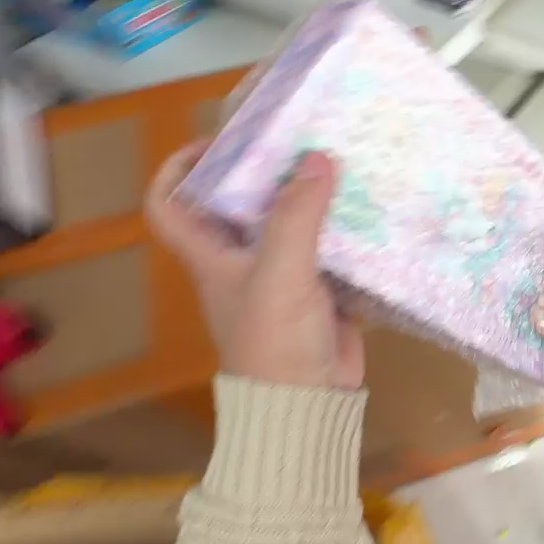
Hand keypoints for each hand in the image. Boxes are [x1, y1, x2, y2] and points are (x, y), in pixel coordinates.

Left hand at [147, 142, 363, 390]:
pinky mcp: (324, 292)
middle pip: (242, 207)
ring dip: (314, 198)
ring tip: (344, 164)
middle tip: (302, 141)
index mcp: (214, 258)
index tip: (215, 143)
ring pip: (293, 225)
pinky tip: (372, 210)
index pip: (170, 208)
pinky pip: (332, 250)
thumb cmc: (275, 341)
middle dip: (266, 172)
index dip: (177, 171)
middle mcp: (245, 262)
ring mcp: (287, 278)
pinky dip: (349, 229)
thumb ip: (296, 217)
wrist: (310, 402)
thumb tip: (318, 157)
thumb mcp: (279, 273)